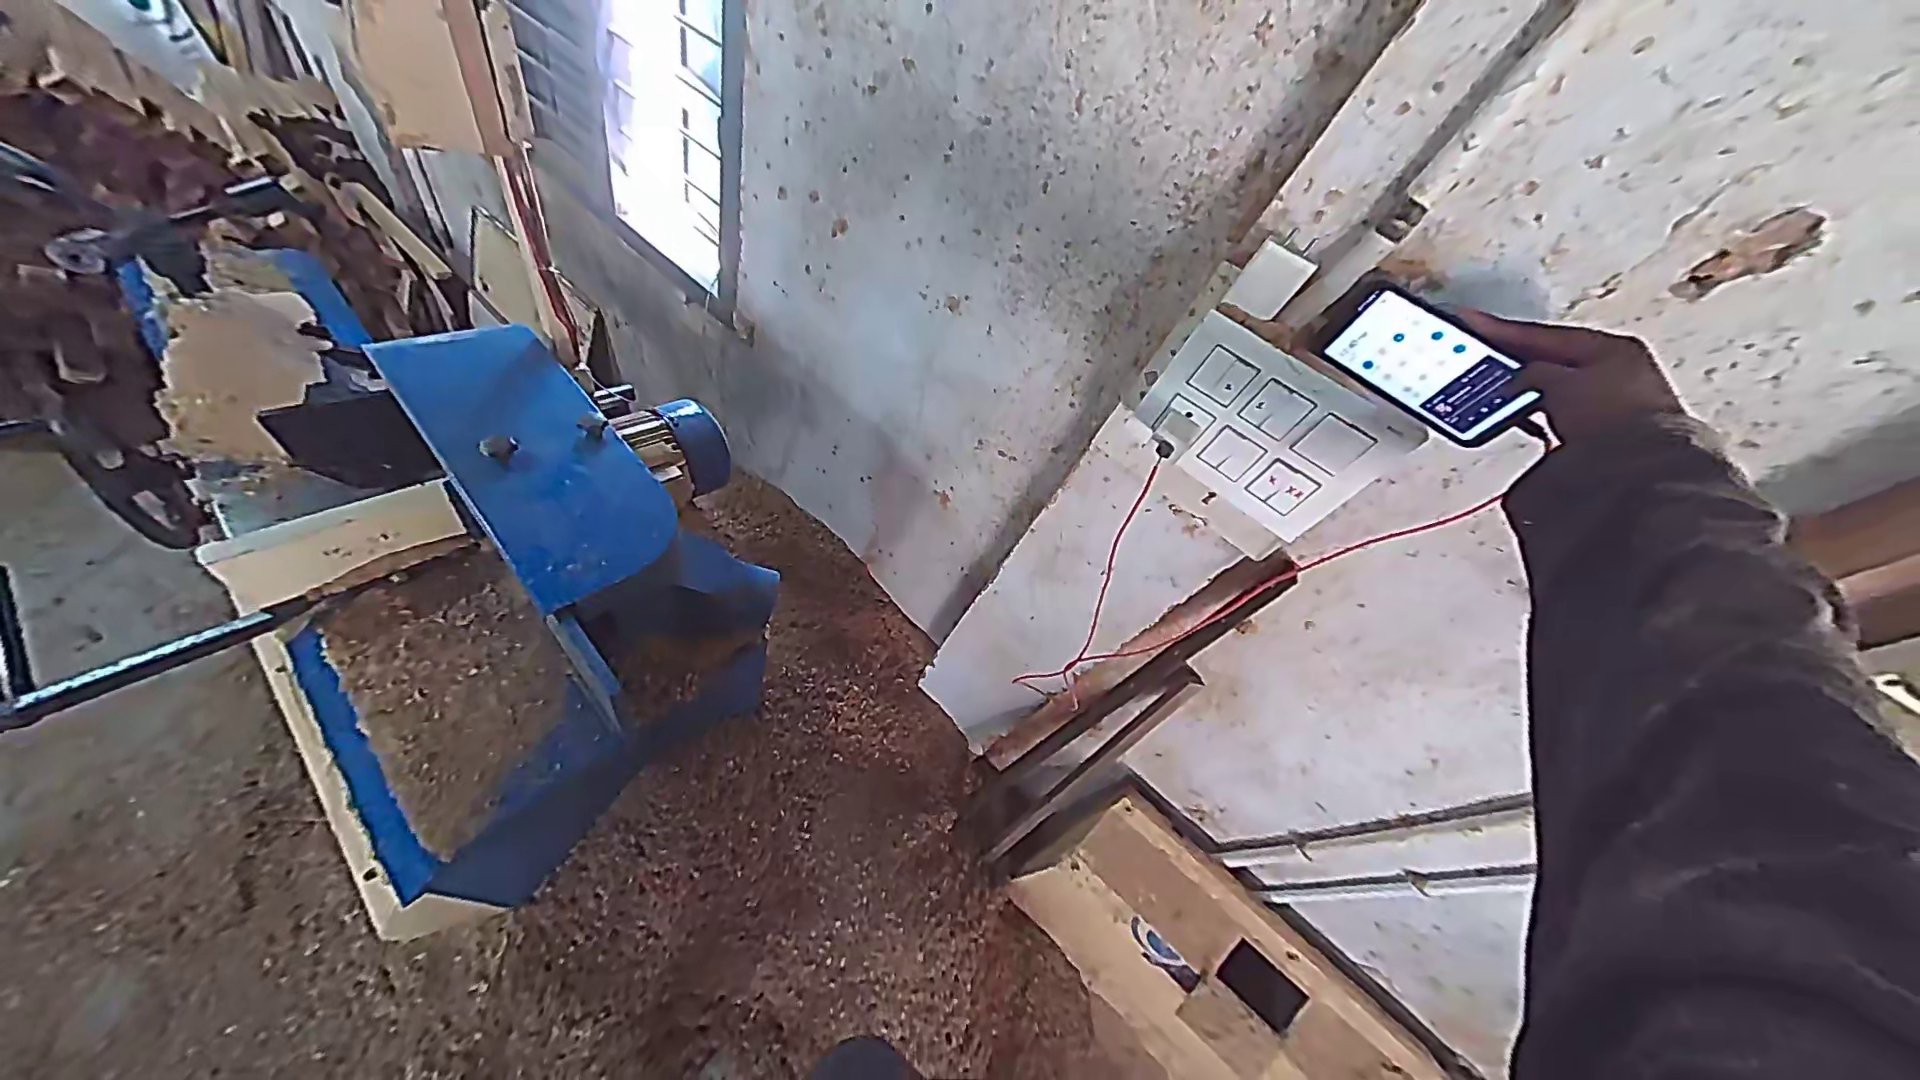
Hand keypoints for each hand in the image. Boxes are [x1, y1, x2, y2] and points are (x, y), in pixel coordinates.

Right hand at [1457, 309, 1685, 442]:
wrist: (1631, 465)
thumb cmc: (1607, 413)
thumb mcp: (1561, 380)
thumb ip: (1530, 372)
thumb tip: (1513, 380)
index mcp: (1607, 350)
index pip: (1541, 335)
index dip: (1500, 329)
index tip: (1466, 321)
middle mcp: (1604, 373)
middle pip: (1541, 360)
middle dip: (1505, 359)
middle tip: (1468, 357)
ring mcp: (1595, 405)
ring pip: (1538, 388)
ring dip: (1510, 389)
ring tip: (1478, 389)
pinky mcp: (1582, 433)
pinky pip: (1538, 415)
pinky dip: (1517, 414)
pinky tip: (1501, 417)